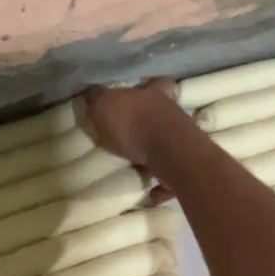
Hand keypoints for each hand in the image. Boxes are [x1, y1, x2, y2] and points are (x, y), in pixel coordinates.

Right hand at [76, 80, 190, 200]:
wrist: (168, 153)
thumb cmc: (133, 123)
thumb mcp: (104, 105)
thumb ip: (95, 98)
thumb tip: (88, 91)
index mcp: (153, 92)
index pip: (155, 82)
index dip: (148, 87)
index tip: (139, 95)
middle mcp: (171, 112)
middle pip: (161, 113)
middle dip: (148, 123)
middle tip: (129, 137)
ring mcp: (183, 138)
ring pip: (167, 143)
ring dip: (154, 152)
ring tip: (134, 166)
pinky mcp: (186, 164)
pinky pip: (170, 173)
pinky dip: (160, 183)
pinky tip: (147, 193)